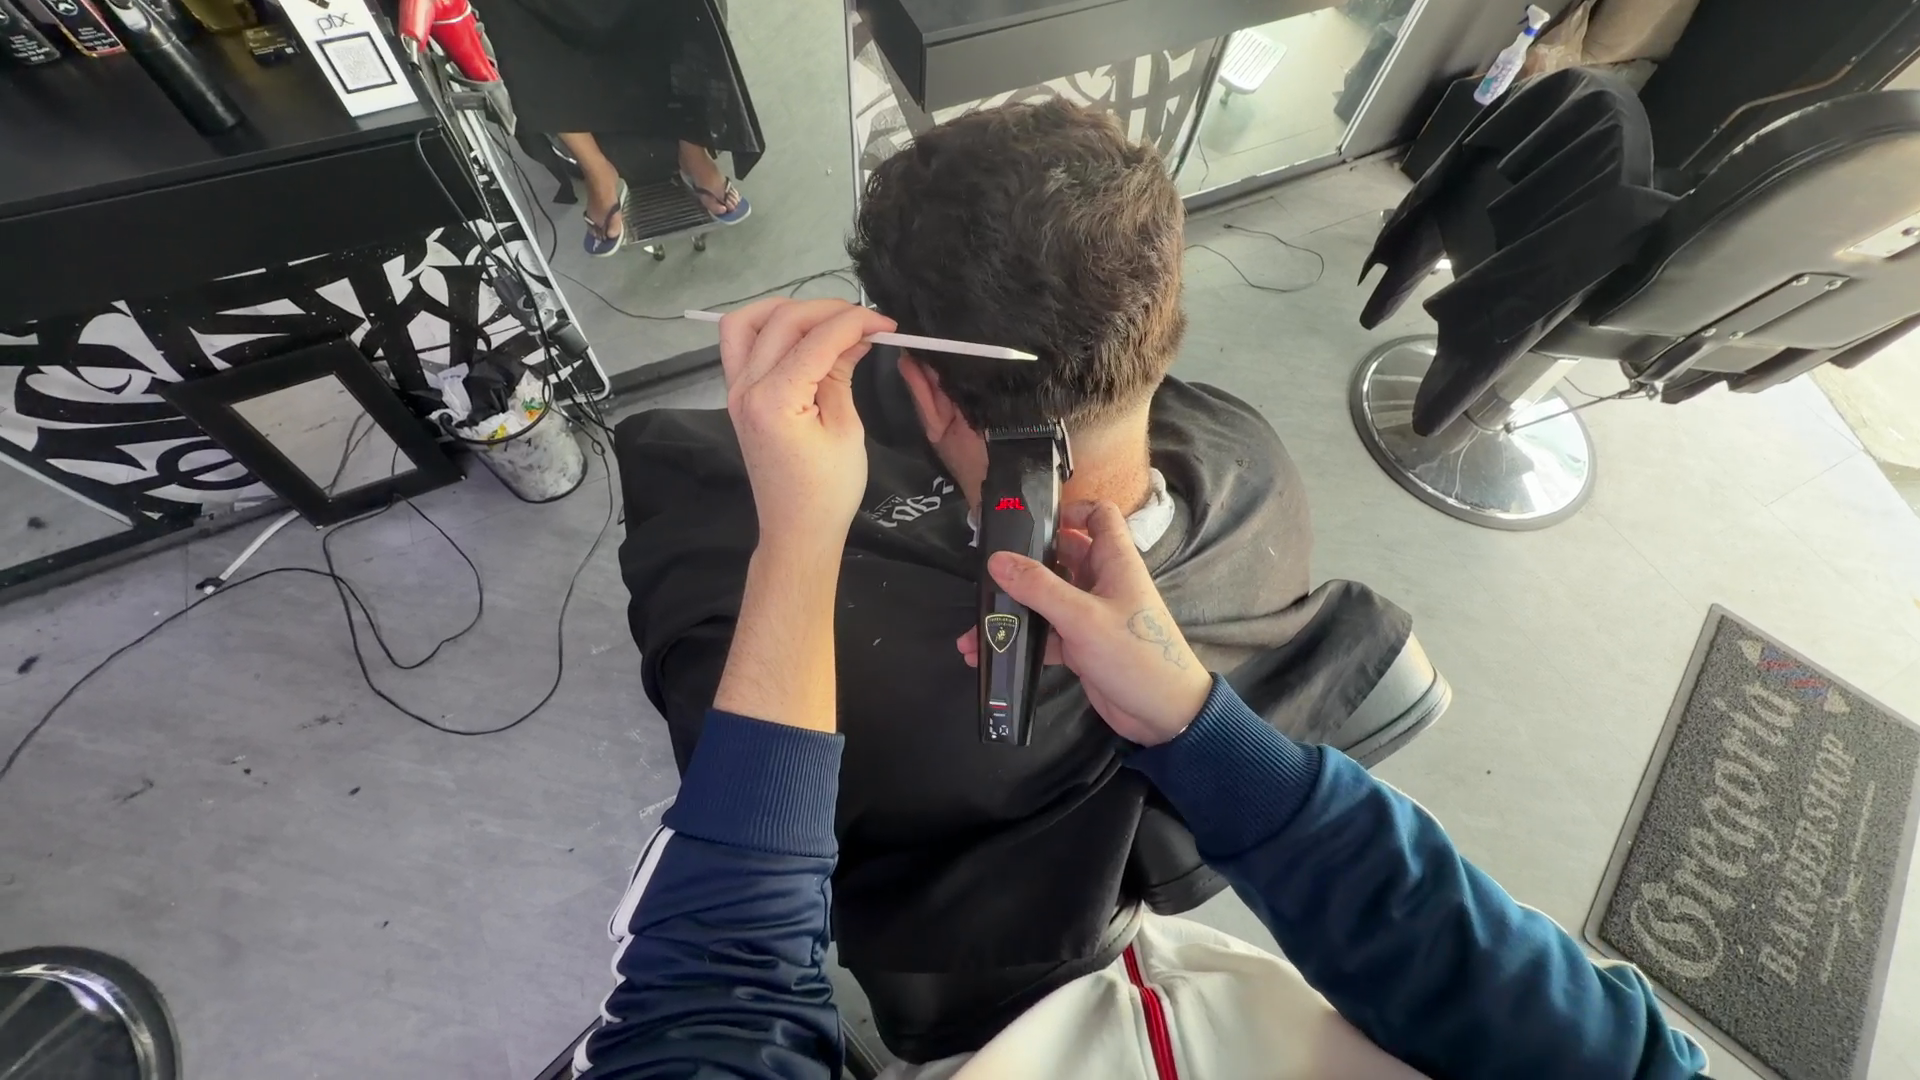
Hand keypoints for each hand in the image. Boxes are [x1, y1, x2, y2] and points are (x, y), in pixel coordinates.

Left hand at [719, 297, 896, 552]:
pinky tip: (800, 336)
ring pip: (748, 323)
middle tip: (865, 321)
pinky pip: (741, 345)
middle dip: (827, 311)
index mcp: (775, 399)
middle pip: (782, 321)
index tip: (886, 323)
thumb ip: (841, 374)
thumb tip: (855, 337)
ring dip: (787, 310)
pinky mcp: (738, 397)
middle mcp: (746, 388)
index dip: (854, 322)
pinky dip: (769, 329)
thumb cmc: (829, 491)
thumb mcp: (846, 429)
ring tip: (825, 320)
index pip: (816, 339)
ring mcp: (736, 391)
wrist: (797, 530)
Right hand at [958, 501, 1210, 745]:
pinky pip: (1045, 633)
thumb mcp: (1082, 618)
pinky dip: (1019, 640)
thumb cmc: (1134, 654)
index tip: (1033, 519)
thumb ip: (1038, 588)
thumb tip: (996, 560)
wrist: (1164, 716)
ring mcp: (1090, 614)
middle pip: (1061, 556)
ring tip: (977, 621)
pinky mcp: (1080, 644)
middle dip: (1025, 562)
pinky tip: (986, 653)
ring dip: (1015, 608)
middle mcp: (1102, 582)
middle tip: (986, 570)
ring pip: (1047, 598)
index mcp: (1114, 562)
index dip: (1071, 510)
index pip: (1098, 516)